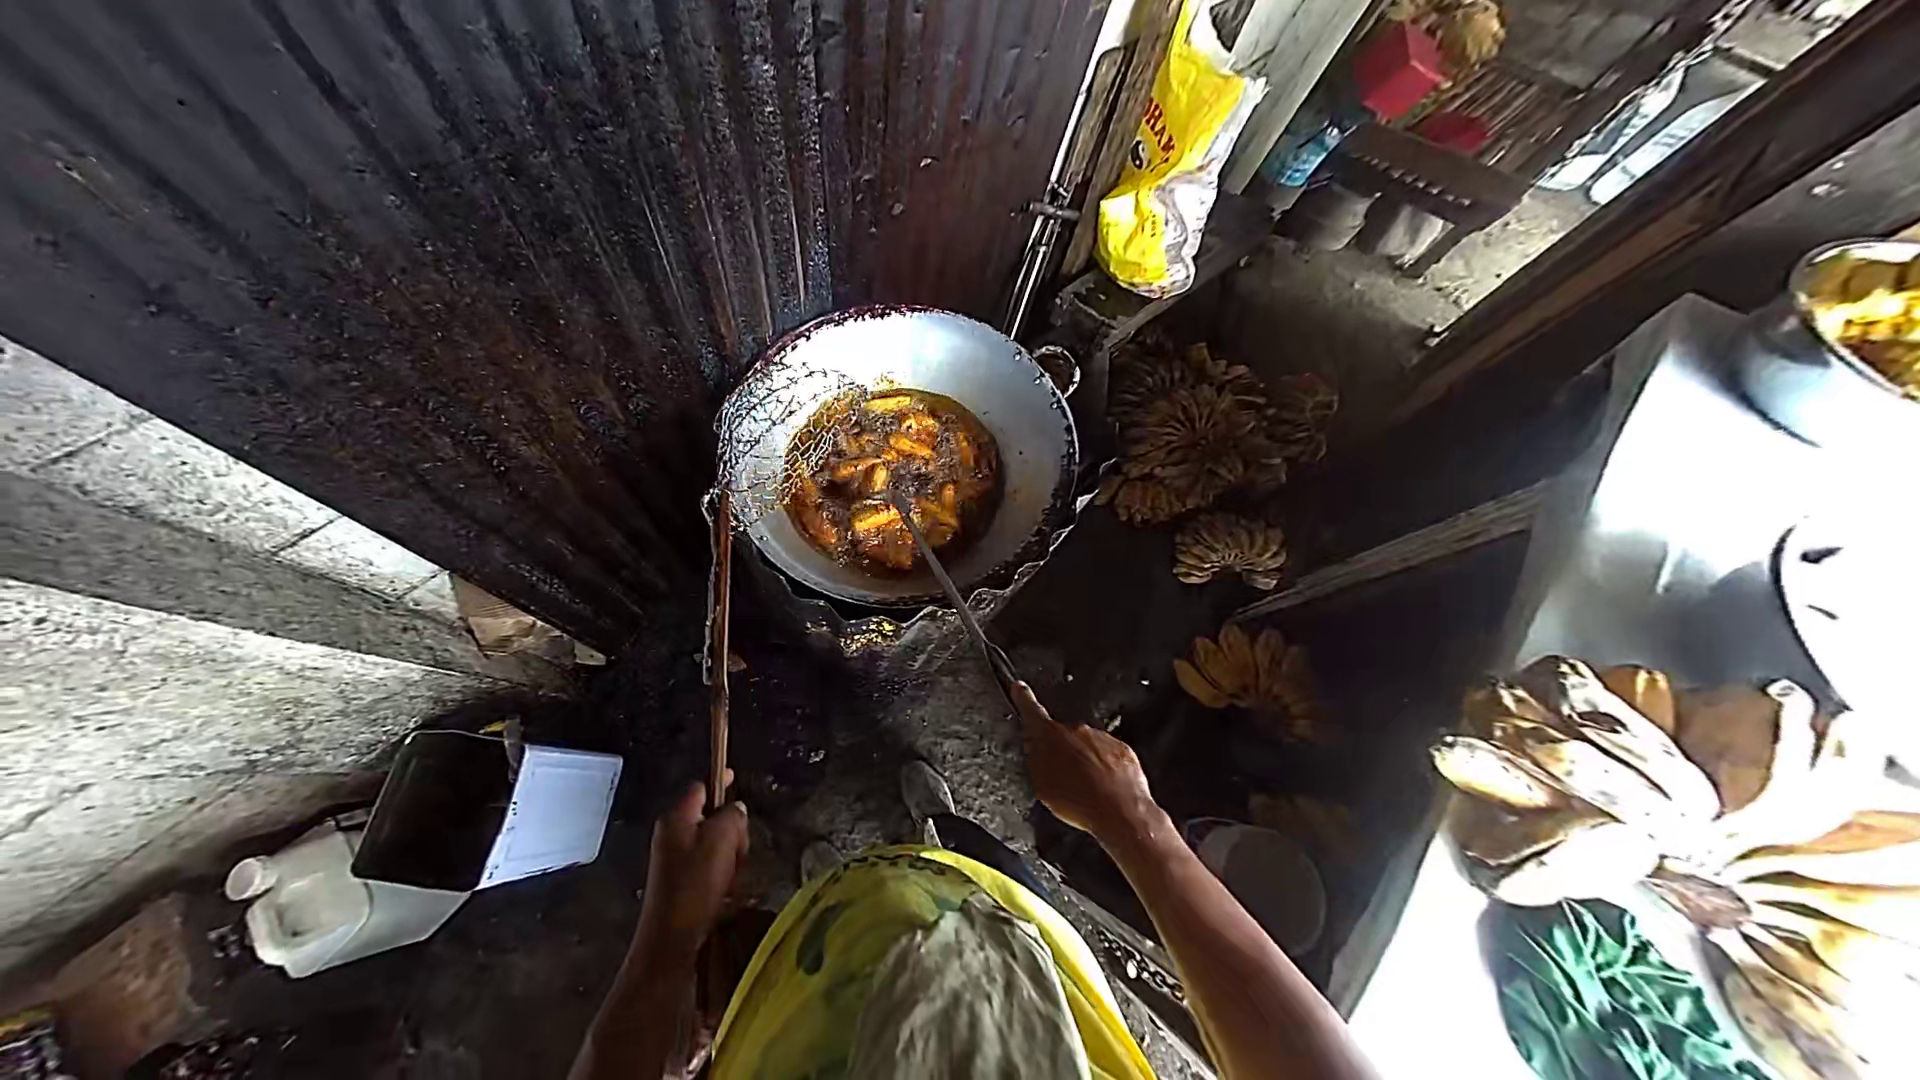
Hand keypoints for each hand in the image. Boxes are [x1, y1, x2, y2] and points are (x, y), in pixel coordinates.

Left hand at [636, 776, 748, 960]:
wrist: (671, 941)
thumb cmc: (696, 884)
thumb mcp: (722, 839)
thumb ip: (732, 815)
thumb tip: (735, 809)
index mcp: (677, 817)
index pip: (701, 785)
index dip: (720, 780)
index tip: (735, 777)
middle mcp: (672, 832)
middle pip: (711, 813)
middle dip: (731, 827)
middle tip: (738, 847)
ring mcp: (674, 856)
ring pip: (715, 838)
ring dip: (730, 851)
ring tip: (732, 872)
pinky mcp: (681, 878)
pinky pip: (709, 861)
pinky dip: (722, 869)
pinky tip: (726, 887)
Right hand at [1014, 681, 1165, 846]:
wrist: (1120, 812)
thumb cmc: (1079, 801)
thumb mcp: (1041, 786)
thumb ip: (1034, 761)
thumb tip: (1034, 750)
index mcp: (1050, 735)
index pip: (1032, 710)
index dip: (1023, 697)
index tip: (1019, 687)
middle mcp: (1076, 730)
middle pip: (1063, 736)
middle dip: (1063, 754)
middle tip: (1064, 781)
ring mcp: (1101, 738)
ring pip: (1088, 747)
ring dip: (1086, 765)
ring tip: (1086, 793)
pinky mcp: (1121, 749)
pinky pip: (1109, 757)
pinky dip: (1106, 771)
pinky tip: (1104, 792)